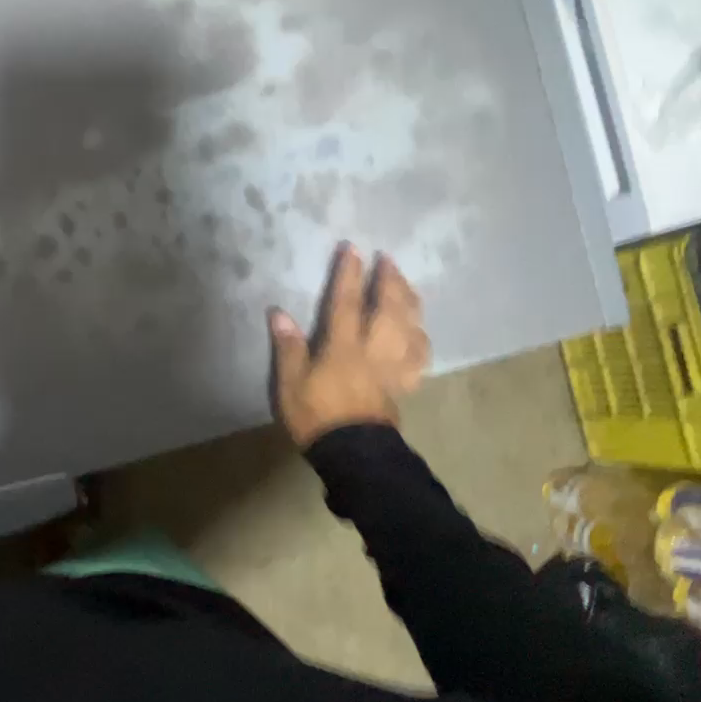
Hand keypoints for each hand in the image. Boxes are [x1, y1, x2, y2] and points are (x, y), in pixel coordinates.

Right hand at [268, 244, 429, 445]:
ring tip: (406, 285)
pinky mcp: (403, 383)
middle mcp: (374, 349)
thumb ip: (289, 348)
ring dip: (409, 300)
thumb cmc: (316, 417)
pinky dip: (421, 337)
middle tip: (387, 259)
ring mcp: (393, 366)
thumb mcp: (290, 384)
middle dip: (389, 280)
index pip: (346, 302)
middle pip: (388, 307)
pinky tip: (419, 331)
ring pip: (410, 325)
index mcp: (343, 347)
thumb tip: (279, 313)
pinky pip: (419, 354)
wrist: (352, 452)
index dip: (348, 274)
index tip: (352, 248)